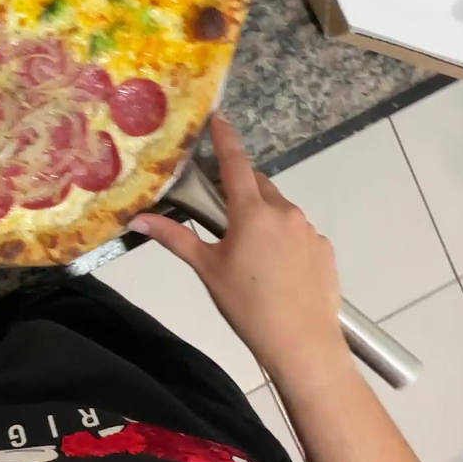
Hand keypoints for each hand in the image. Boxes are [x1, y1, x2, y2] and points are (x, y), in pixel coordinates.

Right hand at [131, 116, 347, 382]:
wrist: (302, 343)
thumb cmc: (247, 305)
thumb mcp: (207, 269)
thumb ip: (174, 238)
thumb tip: (138, 220)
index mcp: (251, 212)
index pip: (235, 164)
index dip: (225, 139)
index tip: (220, 118)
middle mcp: (284, 211)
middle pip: (258, 185)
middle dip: (240, 189)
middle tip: (222, 214)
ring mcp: (309, 230)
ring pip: (279, 209)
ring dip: (262, 216)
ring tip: (248, 253)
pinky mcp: (324, 249)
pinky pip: (298, 232)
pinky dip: (283, 238)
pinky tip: (274, 269)